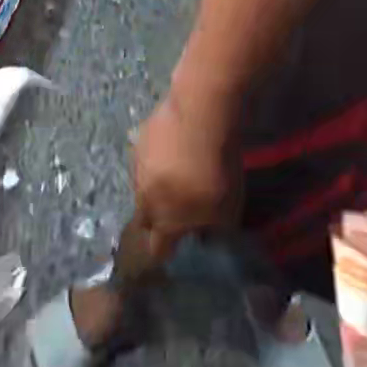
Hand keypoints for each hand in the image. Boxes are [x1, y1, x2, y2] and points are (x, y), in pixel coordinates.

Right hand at [128, 93, 239, 262]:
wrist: (199, 117)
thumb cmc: (216, 168)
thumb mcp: (228, 209)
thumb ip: (214, 229)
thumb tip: (206, 236)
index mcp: (164, 221)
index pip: (157, 249)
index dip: (166, 249)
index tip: (176, 243)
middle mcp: (143, 199)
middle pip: (145, 218)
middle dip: (158, 217)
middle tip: (177, 205)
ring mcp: (138, 167)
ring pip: (142, 186)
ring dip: (155, 185)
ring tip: (176, 171)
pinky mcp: (139, 140)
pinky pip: (145, 158)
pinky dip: (156, 158)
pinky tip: (172, 147)